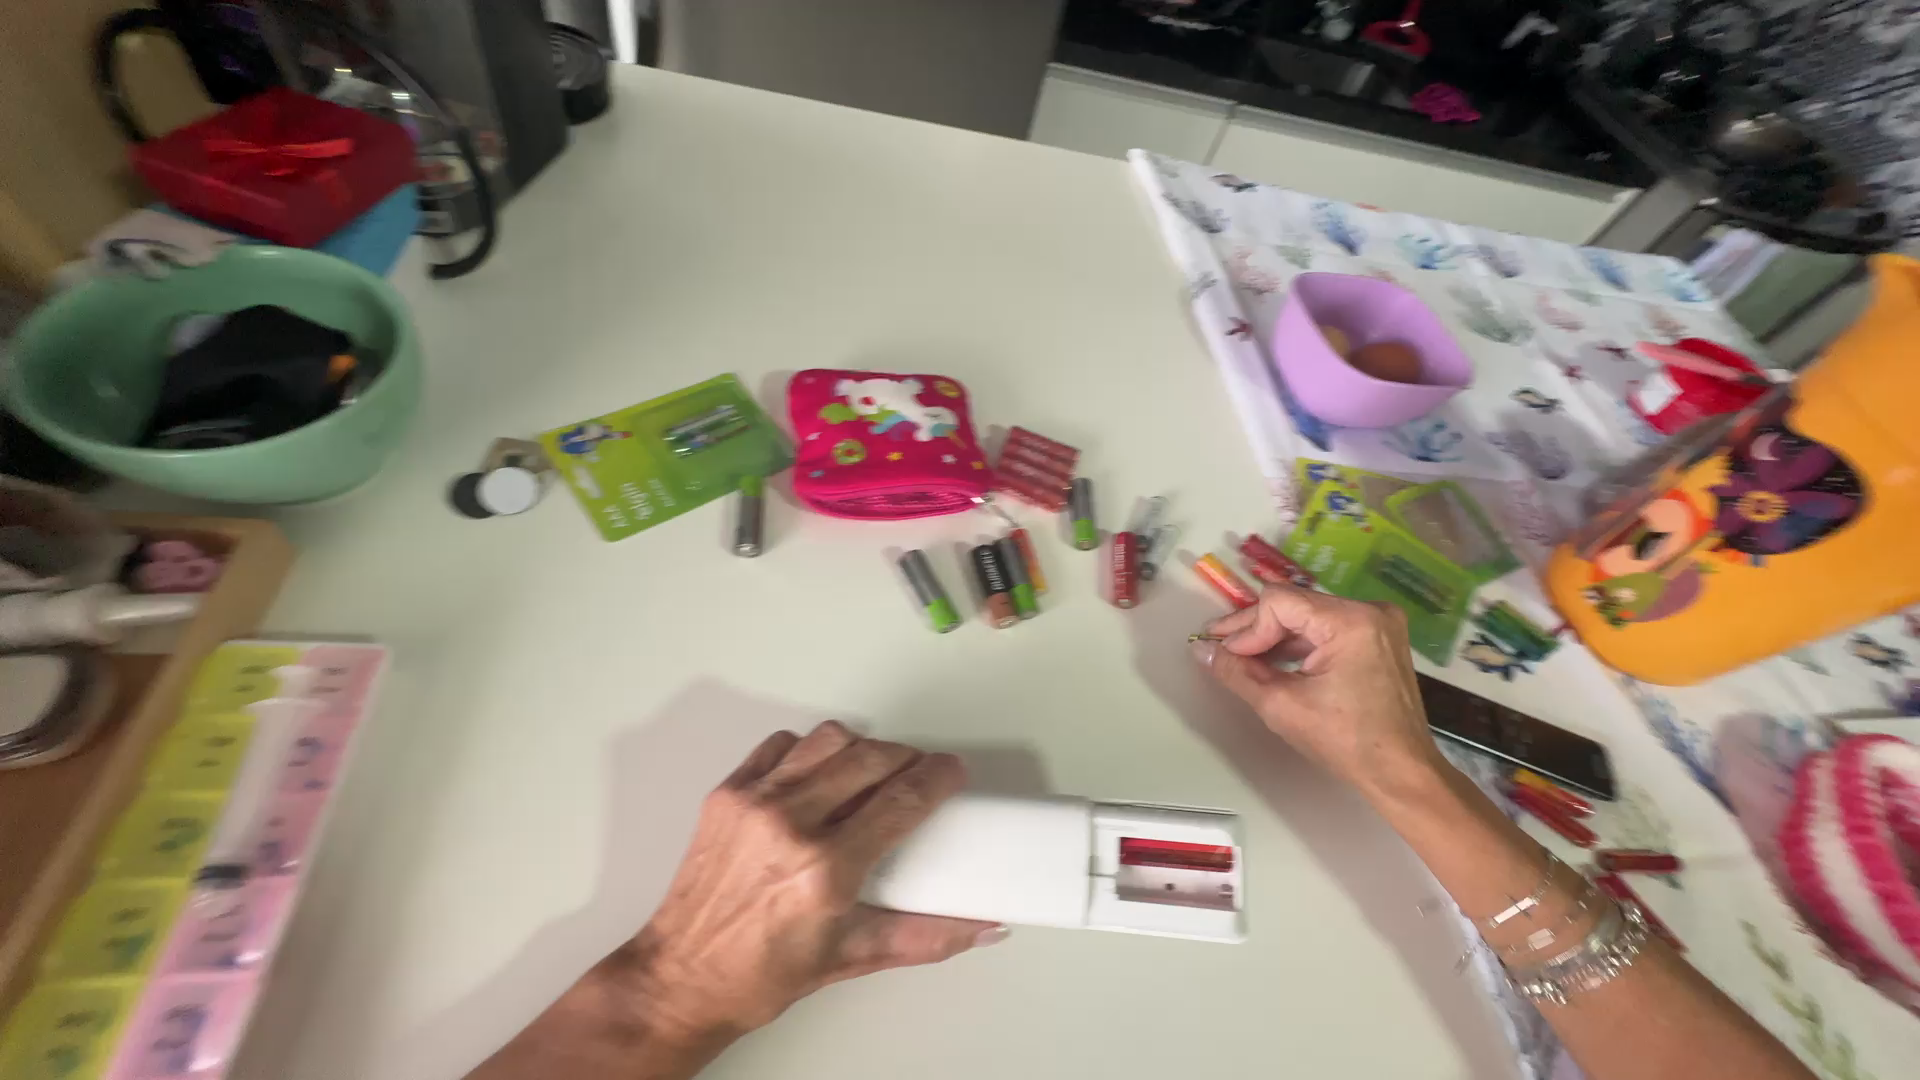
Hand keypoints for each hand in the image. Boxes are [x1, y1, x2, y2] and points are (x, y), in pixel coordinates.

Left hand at [615, 722, 1002, 1043]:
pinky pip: (781, 745)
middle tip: (918, 771)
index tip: (952, 771)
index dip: (938, 777)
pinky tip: (817, 773)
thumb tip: (982, 927)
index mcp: (825, 871)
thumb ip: (926, 937)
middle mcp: (790, 825)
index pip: (901, 801)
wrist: (681, 977)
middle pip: (871, 758)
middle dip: (906, 758)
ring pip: (828, 739)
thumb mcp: (853, 958)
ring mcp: (755, 802)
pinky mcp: (728, 792)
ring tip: (871, 768)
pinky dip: (808, 750)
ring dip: (861, 748)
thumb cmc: (761, 975)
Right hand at [1190, 585, 1442, 799]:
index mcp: (1350, 621)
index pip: (1278, 602)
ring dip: (1272, 636)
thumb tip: (1201, 650)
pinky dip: (1296, 644)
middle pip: (1292, 605)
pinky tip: (1272, 662)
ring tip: (1241, 658)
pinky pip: (1324, 629)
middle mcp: (1368, 611)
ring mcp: (1377, 623)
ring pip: (1306, 616)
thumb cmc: (1344, 741)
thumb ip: (1236, 672)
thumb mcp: (1280, 705)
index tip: (1227, 655)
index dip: (1246, 627)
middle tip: (1219, 648)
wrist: (1401, 773)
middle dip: (1254, 629)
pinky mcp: (1376, 639)